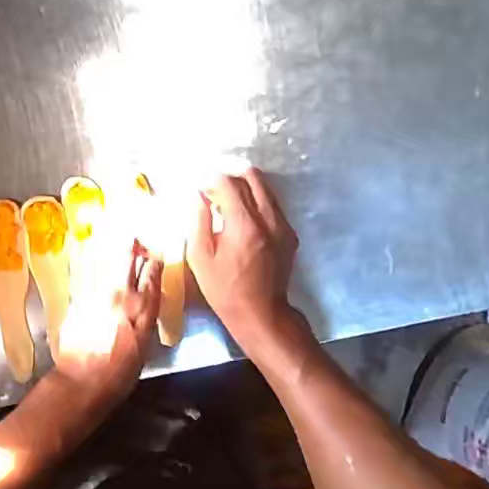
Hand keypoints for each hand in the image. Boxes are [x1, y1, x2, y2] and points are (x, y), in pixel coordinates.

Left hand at [50, 231, 162, 411]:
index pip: (153, 272)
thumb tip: (147, 305)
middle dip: (131, 245)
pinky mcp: (76, 299)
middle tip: (133, 240)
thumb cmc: (118, 373)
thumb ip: (146, 319)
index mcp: (144, 307)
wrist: (83, 381)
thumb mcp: (144, 346)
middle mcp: (121, 294)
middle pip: (127, 256)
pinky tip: (91, 262)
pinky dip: (90, 266)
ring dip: (110, 251)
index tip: (155, 256)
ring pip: (104, 260)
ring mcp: (96, 293)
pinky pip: (86, 275)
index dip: (155, 261)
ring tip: (112, 243)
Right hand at [187, 168, 299, 352]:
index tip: (200, 182)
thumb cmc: (224, 288)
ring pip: (266, 189)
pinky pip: (273, 206)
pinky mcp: (290, 235)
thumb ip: (199, 220)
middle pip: (252, 178)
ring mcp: (283, 225)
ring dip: (246, 186)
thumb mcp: (200, 256)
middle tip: (215, 185)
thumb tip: (199, 194)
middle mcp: (268, 218)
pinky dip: (258, 202)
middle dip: (232, 175)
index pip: (229, 183)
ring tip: (228, 197)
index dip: (212, 178)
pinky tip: (244, 216)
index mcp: (243, 223)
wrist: (261, 313)